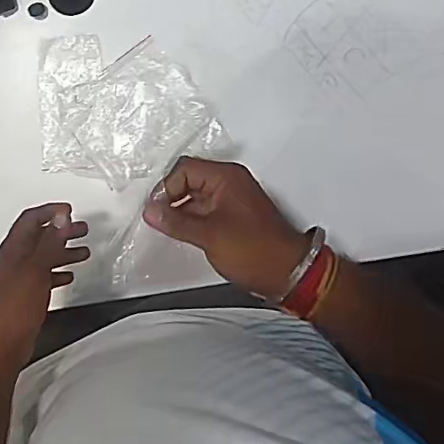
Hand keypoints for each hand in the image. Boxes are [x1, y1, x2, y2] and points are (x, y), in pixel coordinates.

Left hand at [0, 203, 88, 361]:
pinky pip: (45, 276)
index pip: (31, 219)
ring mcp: (20, 278)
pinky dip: (58, 271)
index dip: (49, 211)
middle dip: (61, 230)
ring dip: (63, 250)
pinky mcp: (26, 296)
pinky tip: (67, 275)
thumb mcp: (35, 269)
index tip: (67, 209)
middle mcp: (16, 261)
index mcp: (14, 249)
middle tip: (80, 227)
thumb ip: (49, 242)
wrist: (1, 346)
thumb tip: (60, 218)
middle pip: (40, 236)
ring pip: (44, 256)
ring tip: (82, 250)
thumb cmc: (12, 310)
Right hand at [144, 158, 308, 299]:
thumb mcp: (208, 235)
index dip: (166, 188)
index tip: (157, 209)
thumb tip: (152, 211)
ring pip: (197, 195)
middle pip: (189, 179)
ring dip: (181, 209)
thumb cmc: (258, 251)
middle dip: (171, 197)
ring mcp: (234, 198)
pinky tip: (186, 232)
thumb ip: (176, 221)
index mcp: (226, 177)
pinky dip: (193, 218)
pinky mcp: (235, 215)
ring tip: (170, 227)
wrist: (290, 274)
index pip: (185, 169)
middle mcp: (231, 182)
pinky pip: (206, 207)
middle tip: (159, 216)